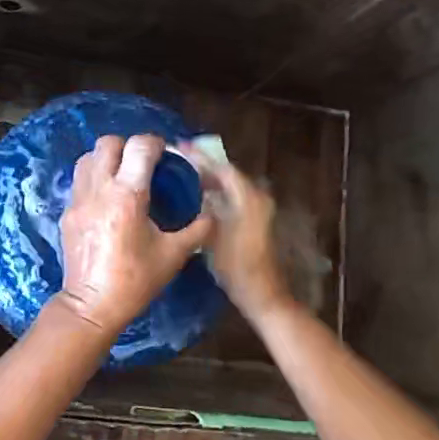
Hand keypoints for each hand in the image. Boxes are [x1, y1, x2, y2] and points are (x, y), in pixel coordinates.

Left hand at [53, 135, 213, 333]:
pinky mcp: (67, 213)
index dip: (156, 144)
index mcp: (128, 195)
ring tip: (122, 175)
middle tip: (142, 164)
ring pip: (87, 158)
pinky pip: (78, 181)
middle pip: (108, 143)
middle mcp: (99, 189)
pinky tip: (107, 198)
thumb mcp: (174, 255)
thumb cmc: (135, 280)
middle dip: (127, 146)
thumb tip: (212, 217)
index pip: (140, 147)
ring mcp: (78, 200)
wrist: (92, 306)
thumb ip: (197, 230)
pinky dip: (93, 179)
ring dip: (106, 159)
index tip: (165, 155)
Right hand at [186, 149, 291, 320]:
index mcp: (248, 197)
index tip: (178, 146)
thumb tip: (196, 186)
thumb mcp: (214, 235)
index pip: (222, 167)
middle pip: (226, 173)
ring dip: (208, 179)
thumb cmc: (237, 266)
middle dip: (202, 165)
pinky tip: (197, 197)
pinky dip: (216, 192)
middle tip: (176, 160)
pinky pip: (232, 196)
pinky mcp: (254, 220)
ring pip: (229, 185)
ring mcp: (258, 209)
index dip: (200, 156)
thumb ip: (207, 205)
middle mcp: (257, 197)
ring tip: (182, 175)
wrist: (262, 293)